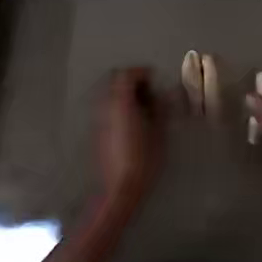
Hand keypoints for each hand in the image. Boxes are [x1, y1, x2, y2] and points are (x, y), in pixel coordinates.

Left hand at [96, 67, 160, 209]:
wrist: (118, 190)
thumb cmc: (143, 163)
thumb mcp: (159, 135)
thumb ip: (161, 110)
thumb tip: (165, 95)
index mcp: (121, 104)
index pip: (126, 75)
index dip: (141, 72)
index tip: (155, 78)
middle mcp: (106, 107)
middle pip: (114, 80)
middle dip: (131, 80)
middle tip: (149, 90)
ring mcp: (98, 119)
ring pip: (109, 93)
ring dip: (124, 92)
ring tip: (143, 106)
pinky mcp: (97, 131)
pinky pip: (106, 107)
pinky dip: (118, 105)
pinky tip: (132, 121)